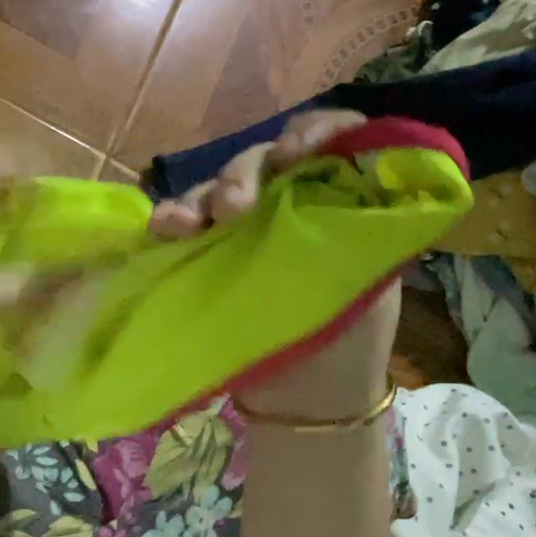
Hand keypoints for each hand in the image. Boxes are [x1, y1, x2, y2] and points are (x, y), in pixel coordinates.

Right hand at [150, 110, 398, 420]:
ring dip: (200, 196)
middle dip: (244, 174)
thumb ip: (359, 222)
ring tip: (184, 224)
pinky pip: (182, 223)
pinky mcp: (204, 255)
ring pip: (215, 190)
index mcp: (337, 202)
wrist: (304, 403)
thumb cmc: (348, 341)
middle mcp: (287, 205)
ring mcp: (241, 231)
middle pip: (263, 162)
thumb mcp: (371, 275)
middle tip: (234, 206)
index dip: (315, 133)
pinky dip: (171, 218)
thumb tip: (348, 171)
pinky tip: (164, 229)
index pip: (330, 142)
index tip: (299, 152)